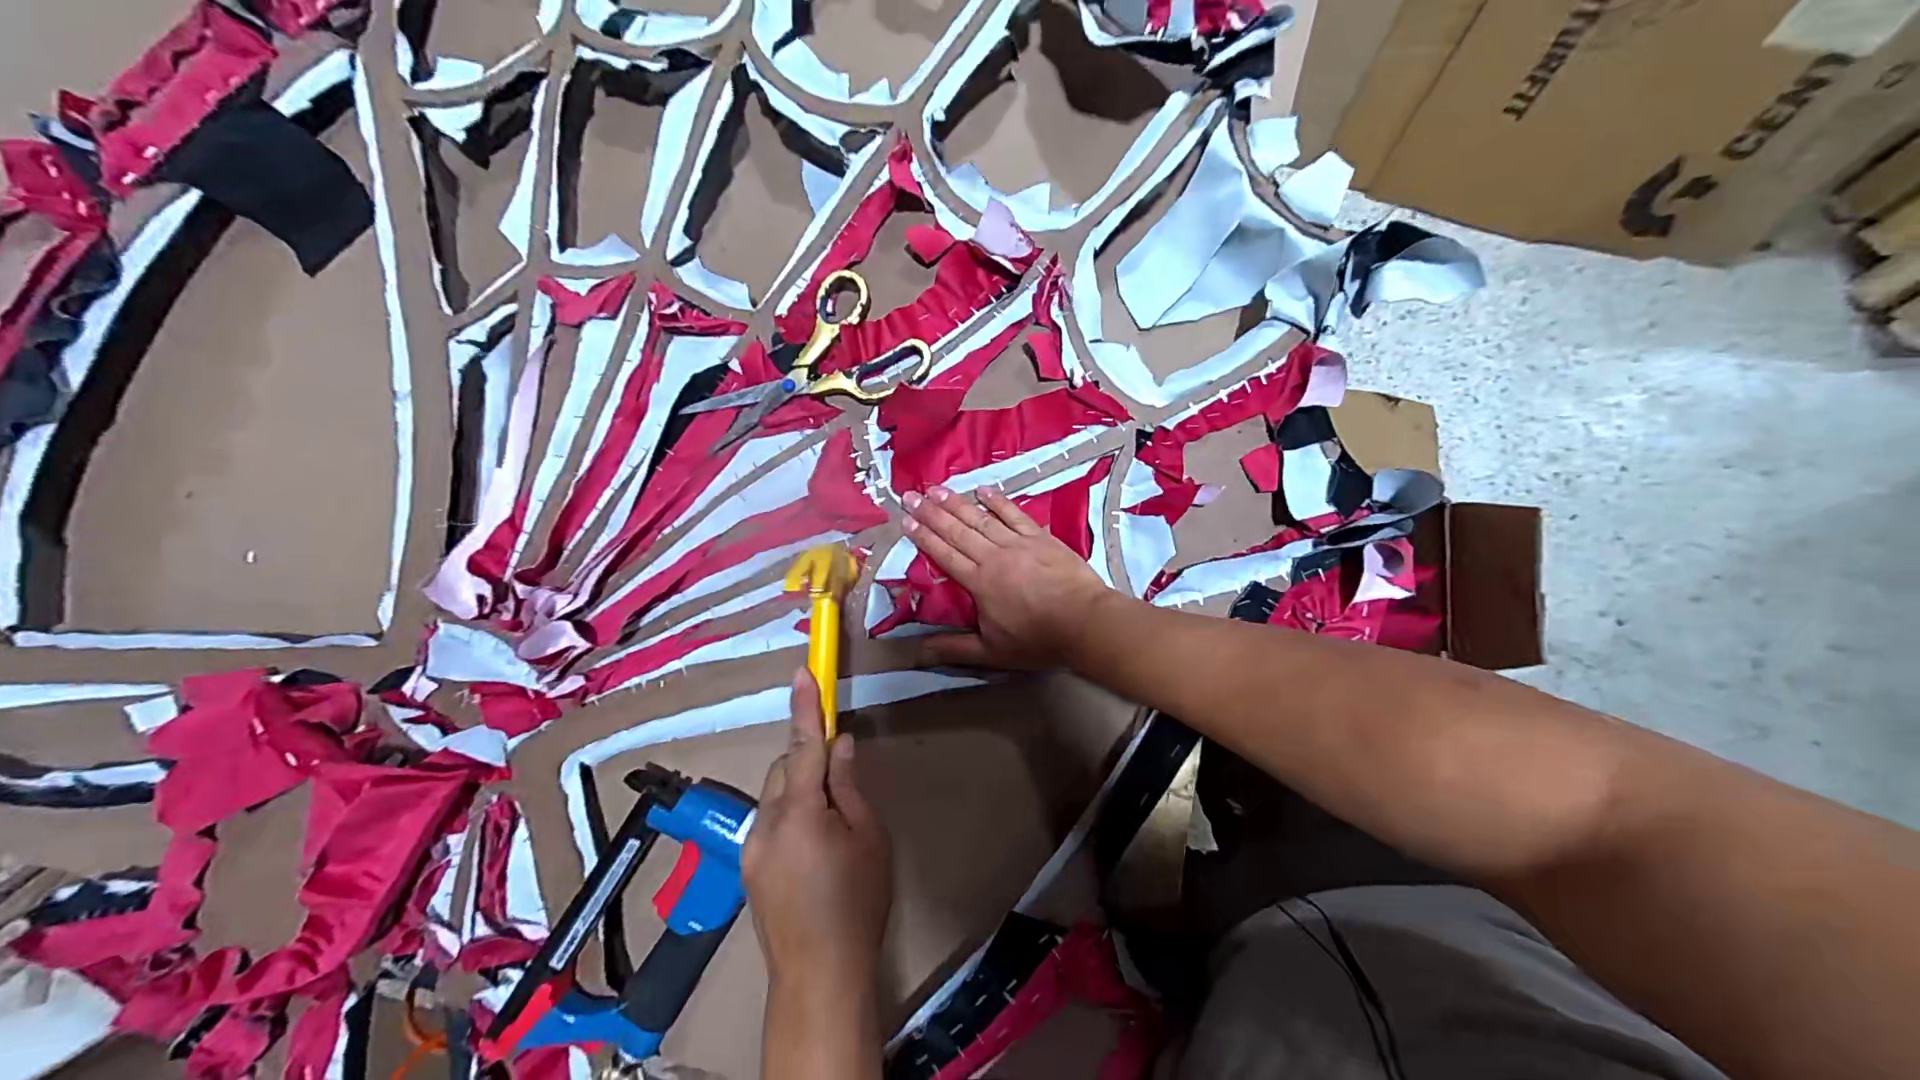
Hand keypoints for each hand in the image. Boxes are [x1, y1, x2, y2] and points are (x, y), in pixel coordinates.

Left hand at [743, 669, 891, 993]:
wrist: (818, 974)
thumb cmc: (857, 902)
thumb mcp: (869, 838)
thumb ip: (849, 786)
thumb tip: (841, 745)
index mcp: (800, 812)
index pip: (803, 746)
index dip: (805, 707)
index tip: (802, 671)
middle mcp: (766, 822)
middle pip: (785, 768)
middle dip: (809, 761)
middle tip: (842, 779)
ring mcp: (751, 847)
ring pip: (776, 795)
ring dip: (800, 791)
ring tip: (832, 825)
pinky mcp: (747, 867)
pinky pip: (770, 822)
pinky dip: (791, 816)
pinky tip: (814, 849)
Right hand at [901, 484, 1117, 669]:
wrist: (1085, 621)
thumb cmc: (1038, 639)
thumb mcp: (992, 653)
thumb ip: (954, 648)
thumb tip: (917, 651)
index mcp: (979, 583)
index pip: (945, 555)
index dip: (924, 537)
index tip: (905, 521)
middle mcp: (994, 556)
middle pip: (957, 531)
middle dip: (931, 512)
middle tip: (911, 495)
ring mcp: (1018, 543)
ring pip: (982, 518)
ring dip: (957, 502)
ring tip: (936, 488)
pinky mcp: (1040, 537)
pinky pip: (1014, 514)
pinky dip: (998, 501)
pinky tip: (983, 489)